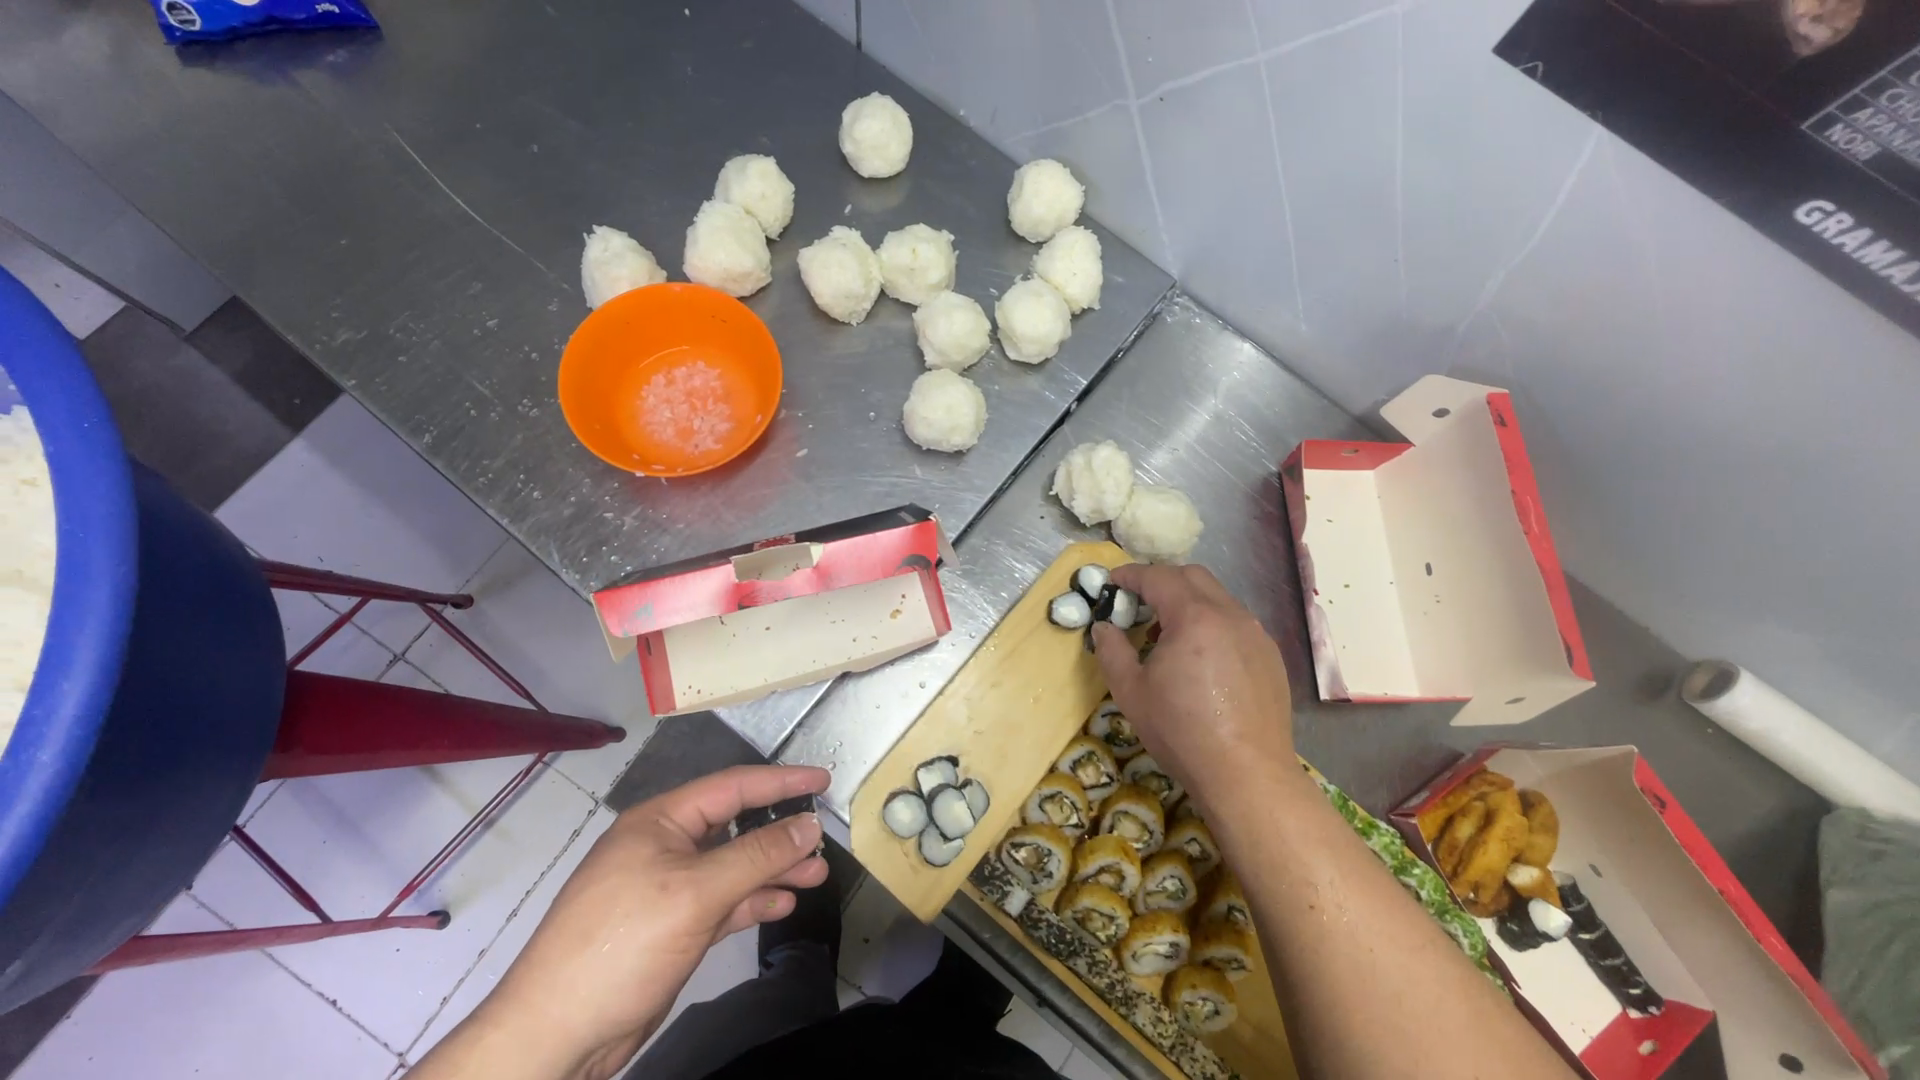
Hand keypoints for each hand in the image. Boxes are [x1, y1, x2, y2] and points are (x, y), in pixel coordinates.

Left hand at [456, 765, 830, 1079]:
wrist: (559, 1032)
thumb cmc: (625, 943)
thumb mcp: (697, 892)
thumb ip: (757, 855)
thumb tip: (809, 824)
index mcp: (660, 822)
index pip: (731, 787)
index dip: (780, 781)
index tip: (823, 780)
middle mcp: (664, 847)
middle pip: (734, 827)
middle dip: (780, 833)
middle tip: (824, 839)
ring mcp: (667, 890)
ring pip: (732, 867)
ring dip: (772, 870)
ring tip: (815, 875)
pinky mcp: (672, 928)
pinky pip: (722, 902)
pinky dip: (752, 901)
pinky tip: (781, 905)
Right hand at [1091, 564, 1295, 817]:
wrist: (1246, 773)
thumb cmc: (1182, 731)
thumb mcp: (1131, 692)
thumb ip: (1112, 651)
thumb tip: (1104, 627)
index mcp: (1194, 617)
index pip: (1158, 577)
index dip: (1131, 575)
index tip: (1112, 582)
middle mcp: (1230, 615)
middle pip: (1193, 577)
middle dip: (1162, 581)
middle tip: (1138, 603)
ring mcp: (1256, 634)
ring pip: (1219, 599)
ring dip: (1189, 603)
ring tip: (1168, 635)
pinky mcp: (1271, 657)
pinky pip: (1237, 624)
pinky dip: (1212, 624)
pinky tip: (1201, 659)